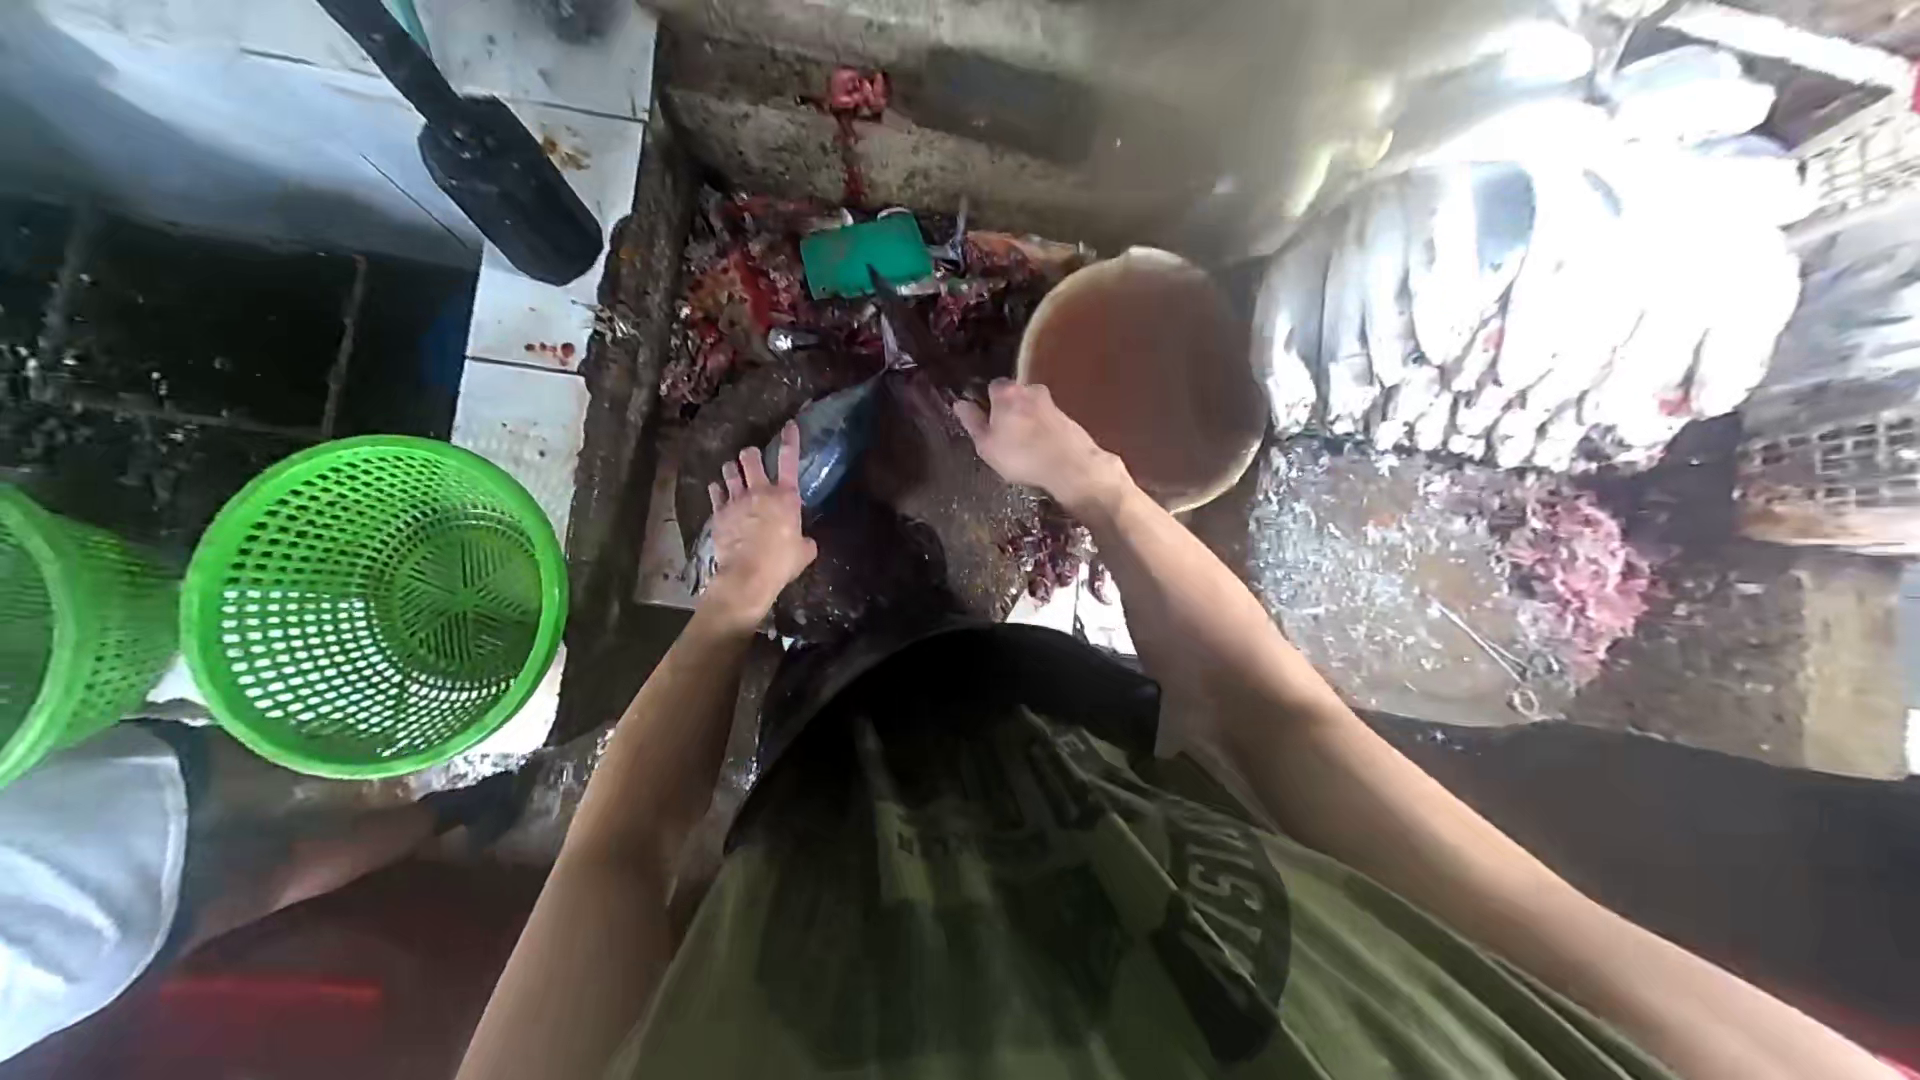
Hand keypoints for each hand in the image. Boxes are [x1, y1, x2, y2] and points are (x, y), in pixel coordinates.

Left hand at [704, 421, 817, 620]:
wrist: (748, 575)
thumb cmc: (781, 562)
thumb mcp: (804, 552)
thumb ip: (805, 540)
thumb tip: (804, 540)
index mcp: (786, 497)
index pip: (789, 460)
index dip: (790, 440)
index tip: (789, 425)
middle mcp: (760, 491)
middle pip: (751, 457)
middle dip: (751, 454)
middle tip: (752, 457)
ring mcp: (736, 500)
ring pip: (729, 470)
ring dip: (732, 469)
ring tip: (733, 472)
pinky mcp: (719, 513)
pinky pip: (715, 492)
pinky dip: (717, 490)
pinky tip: (718, 492)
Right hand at [952, 379, 1130, 517]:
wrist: (1070, 466)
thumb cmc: (1022, 456)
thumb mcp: (986, 445)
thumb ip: (972, 422)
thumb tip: (960, 404)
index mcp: (1006, 392)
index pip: (992, 386)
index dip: (988, 403)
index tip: (987, 421)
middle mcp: (1030, 390)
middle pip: (1014, 396)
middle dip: (1009, 411)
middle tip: (1004, 437)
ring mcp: (1052, 403)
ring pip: (1032, 408)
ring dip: (1027, 422)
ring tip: (1024, 448)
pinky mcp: (1067, 417)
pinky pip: (1047, 421)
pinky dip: (1042, 431)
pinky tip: (1040, 451)